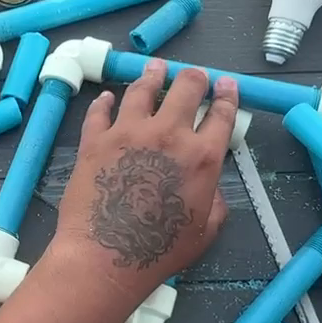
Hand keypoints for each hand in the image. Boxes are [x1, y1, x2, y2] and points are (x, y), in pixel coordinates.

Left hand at [46, 60, 238, 307]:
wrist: (105, 254)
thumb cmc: (159, 251)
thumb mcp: (204, 232)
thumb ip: (214, 203)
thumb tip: (210, 187)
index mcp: (201, 157)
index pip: (220, 114)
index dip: (226, 96)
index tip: (226, 86)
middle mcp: (168, 134)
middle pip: (185, 89)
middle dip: (194, 78)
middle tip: (194, 74)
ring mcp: (128, 132)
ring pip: (143, 90)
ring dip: (152, 75)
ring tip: (155, 68)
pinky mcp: (95, 140)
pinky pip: (100, 111)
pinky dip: (105, 101)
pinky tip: (107, 96)